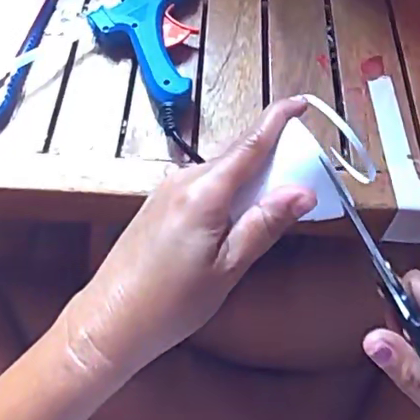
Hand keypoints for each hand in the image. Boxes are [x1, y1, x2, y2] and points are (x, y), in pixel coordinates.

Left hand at [57, 98, 316, 378]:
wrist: (112, 316)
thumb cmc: (172, 301)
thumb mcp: (228, 267)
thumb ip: (264, 224)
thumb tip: (302, 191)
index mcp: (203, 191)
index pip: (250, 144)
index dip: (278, 119)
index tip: (302, 102)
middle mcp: (183, 179)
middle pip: (236, 153)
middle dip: (272, 152)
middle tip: (306, 168)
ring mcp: (168, 188)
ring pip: (220, 169)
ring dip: (250, 174)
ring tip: (278, 196)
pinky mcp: (160, 201)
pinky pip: (204, 182)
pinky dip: (229, 187)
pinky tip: (239, 211)